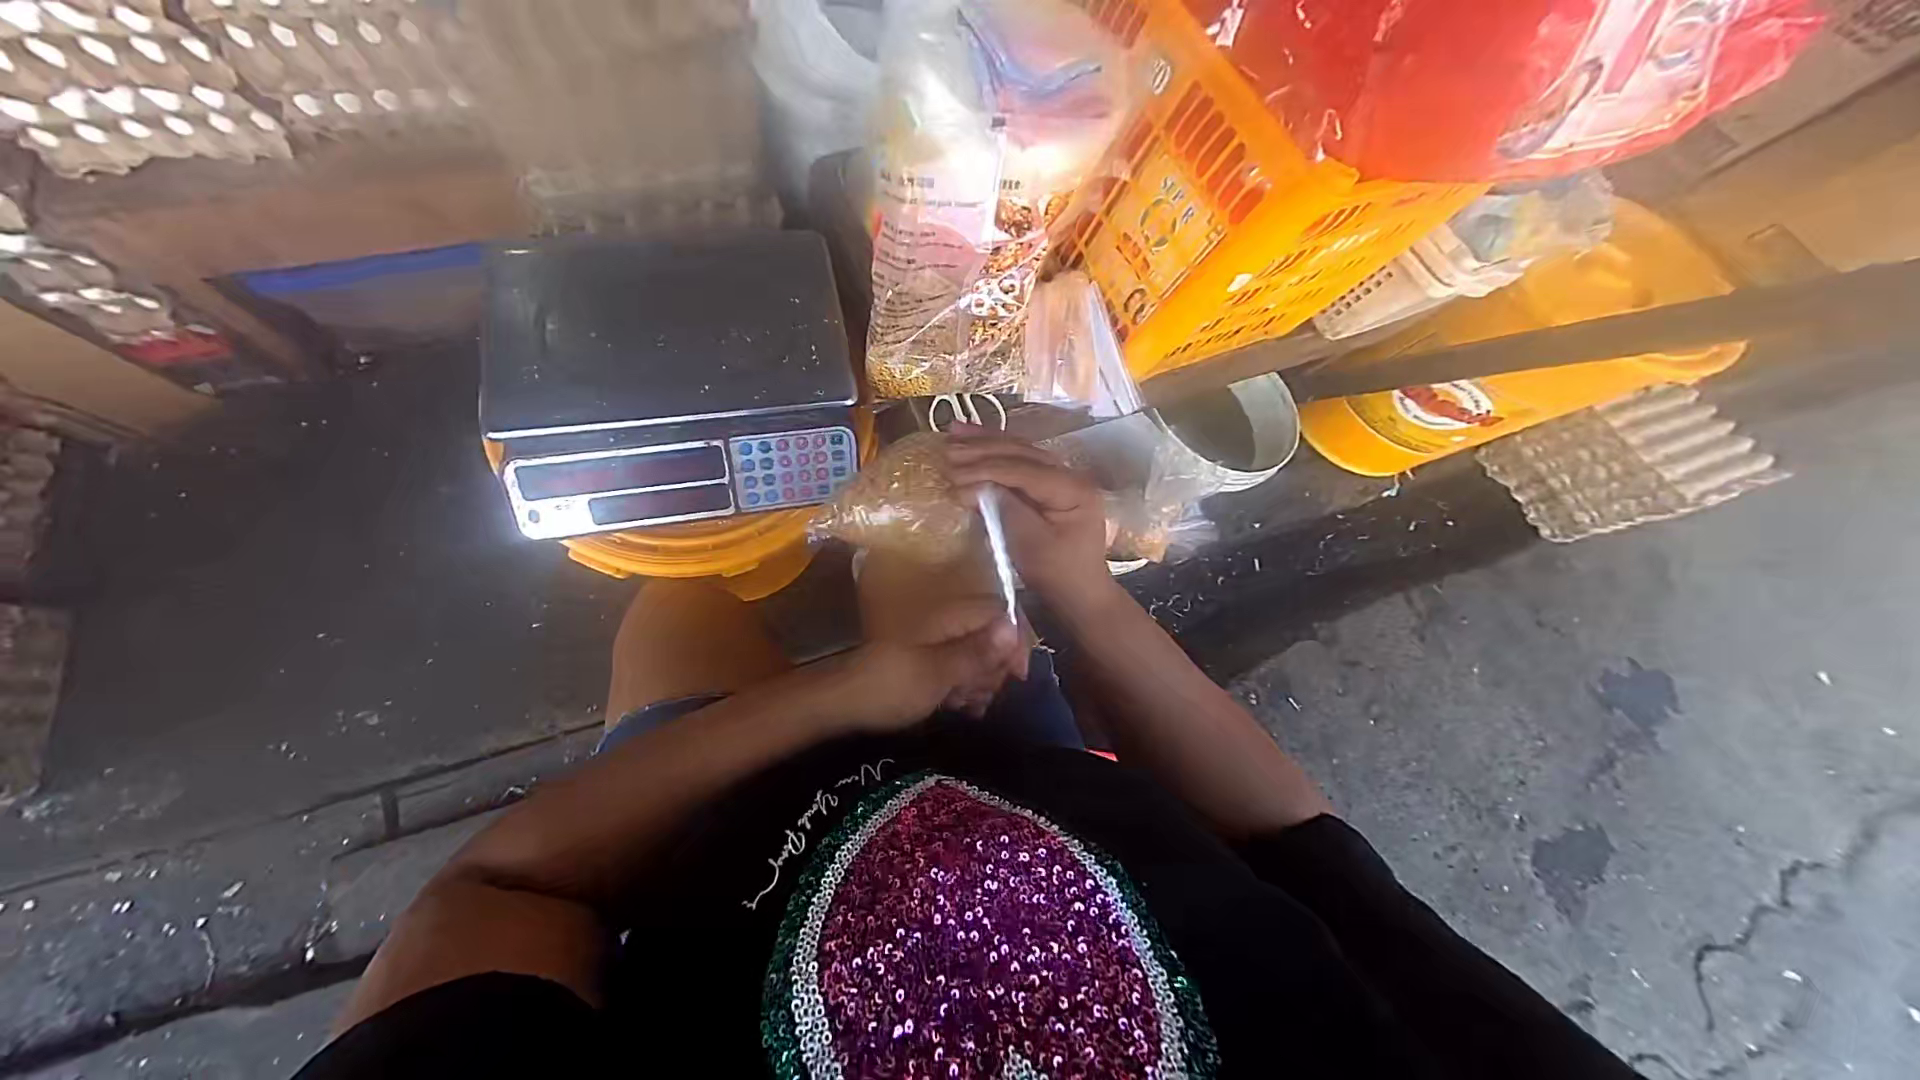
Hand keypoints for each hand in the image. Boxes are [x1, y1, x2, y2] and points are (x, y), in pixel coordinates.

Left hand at [833, 596, 1025, 732]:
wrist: (839, 704)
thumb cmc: (890, 686)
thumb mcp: (939, 673)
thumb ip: (978, 651)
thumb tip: (1014, 625)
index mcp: (950, 615)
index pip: (1001, 612)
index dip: (1016, 642)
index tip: (1017, 676)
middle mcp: (946, 622)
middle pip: (992, 636)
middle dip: (994, 668)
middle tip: (977, 694)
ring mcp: (935, 641)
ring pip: (976, 656)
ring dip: (979, 682)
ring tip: (965, 705)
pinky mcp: (926, 660)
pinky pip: (957, 668)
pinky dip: (962, 686)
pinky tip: (957, 707)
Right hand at [944, 429, 1118, 613]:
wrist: (1081, 594)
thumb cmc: (1058, 574)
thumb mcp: (1030, 545)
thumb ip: (1004, 509)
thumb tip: (970, 485)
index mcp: (1073, 489)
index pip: (1024, 469)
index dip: (986, 468)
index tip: (953, 473)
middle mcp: (1071, 475)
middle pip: (1023, 452)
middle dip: (983, 448)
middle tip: (947, 446)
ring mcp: (1062, 478)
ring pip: (1021, 452)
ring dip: (986, 442)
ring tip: (954, 433)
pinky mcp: (1050, 486)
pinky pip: (1021, 463)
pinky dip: (996, 454)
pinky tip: (975, 444)